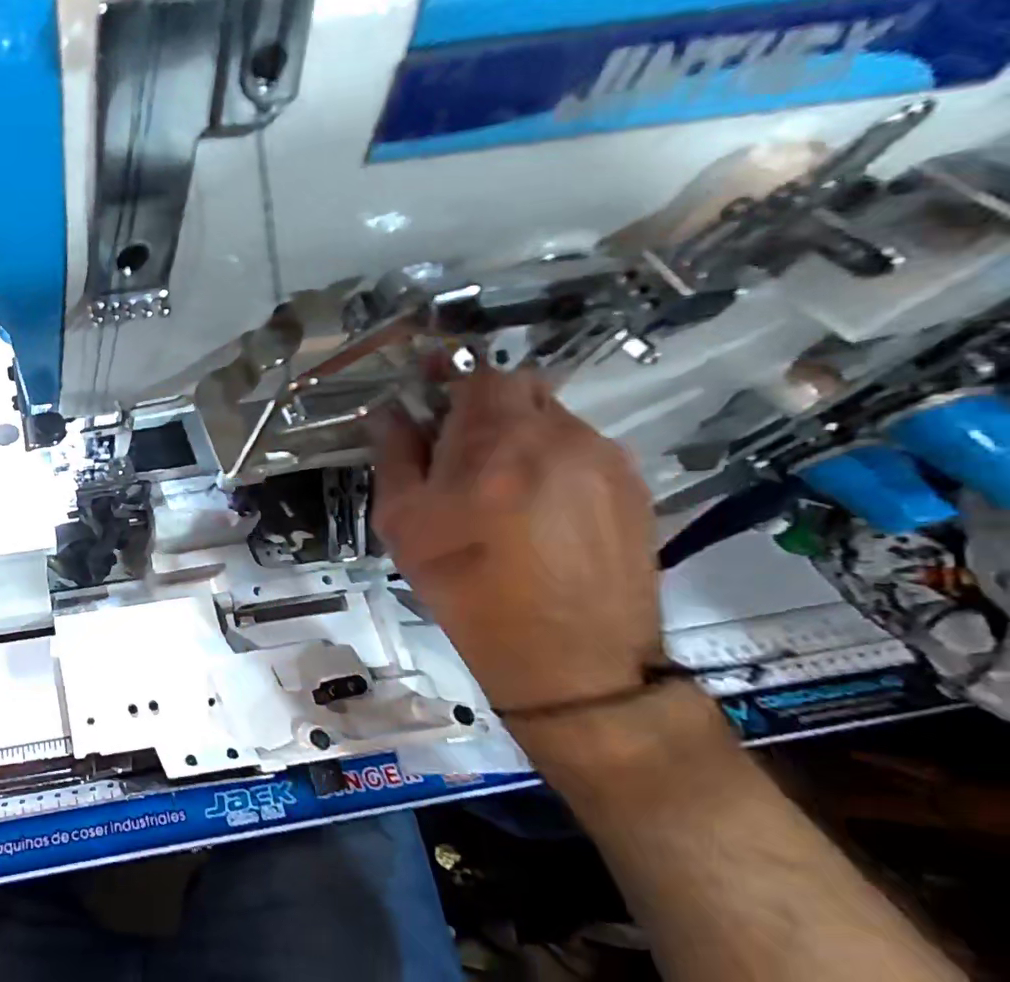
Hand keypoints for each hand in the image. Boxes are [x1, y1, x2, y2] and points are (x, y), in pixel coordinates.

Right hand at [370, 366, 665, 715]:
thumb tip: (391, 413)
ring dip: (525, 440)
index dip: (450, 375)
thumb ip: (394, 454)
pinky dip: (559, 467)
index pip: (477, 370)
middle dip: (488, 408)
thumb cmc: (465, 583)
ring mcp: (608, 460)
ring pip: (557, 424)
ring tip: (505, 494)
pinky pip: (587, 456)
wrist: (568, 658)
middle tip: (463, 451)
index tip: (431, 395)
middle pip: (522, 390)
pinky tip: (543, 517)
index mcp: (496, 434)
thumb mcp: (402, 521)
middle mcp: (561, 432)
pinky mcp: (638, 492)